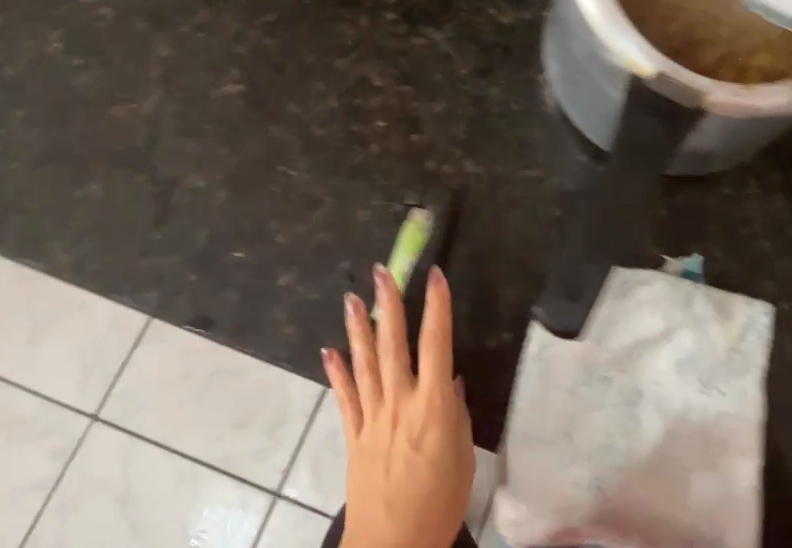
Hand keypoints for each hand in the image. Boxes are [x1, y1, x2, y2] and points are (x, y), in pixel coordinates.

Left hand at [323, 265, 474, 547]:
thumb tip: (449, 383)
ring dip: (358, 327)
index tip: (435, 275)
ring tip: (352, 297)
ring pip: (364, 363)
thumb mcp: (463, 457)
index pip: (437, 344)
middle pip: (393, 344)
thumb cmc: (440, 503)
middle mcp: (400, 402)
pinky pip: (345, 397)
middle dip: (389, 304)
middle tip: (381, 271)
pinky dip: (337, 372)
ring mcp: (372, 417)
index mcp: (433, 406)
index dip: (437, 306)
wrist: (394, 545)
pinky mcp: (354, 436)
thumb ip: (455, 415)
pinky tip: (329, 350)